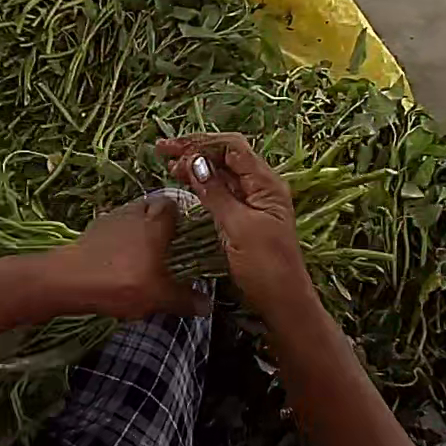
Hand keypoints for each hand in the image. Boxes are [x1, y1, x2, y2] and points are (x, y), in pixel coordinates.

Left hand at [55, 196, 210, 318]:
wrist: (68, 282)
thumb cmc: (121, 283)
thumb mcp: (158, 297)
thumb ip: (184, 300)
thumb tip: (208, 306)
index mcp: (155, 224)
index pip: (172, 205)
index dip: (180, 216)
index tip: (185, 231)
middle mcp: (134, 215)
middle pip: (151, 206)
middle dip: (158, 219)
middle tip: (166, 241)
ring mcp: (109, 221)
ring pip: (130, 216)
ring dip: (137, 227)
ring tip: (142, 251)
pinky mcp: (90, 232)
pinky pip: (112, 228)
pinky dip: (118, 238)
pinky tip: (118, 259)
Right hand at [157, 133, 315, 315]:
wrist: (283, 301)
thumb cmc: (266, 267)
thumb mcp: (239, 228)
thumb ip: (217, 194)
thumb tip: (195, 163)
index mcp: (266, 184)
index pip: (233, 148)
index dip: (202, 144)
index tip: (173, 150)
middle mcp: (261, 187)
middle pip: (227, 156)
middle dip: (196, 150)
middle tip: (163, 151)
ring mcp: (253, 202)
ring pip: (223, 173)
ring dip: (197, 165)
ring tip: (169, 166)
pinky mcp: (245, 217)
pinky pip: (223, 191)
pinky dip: (203, 184)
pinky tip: (186, 182)